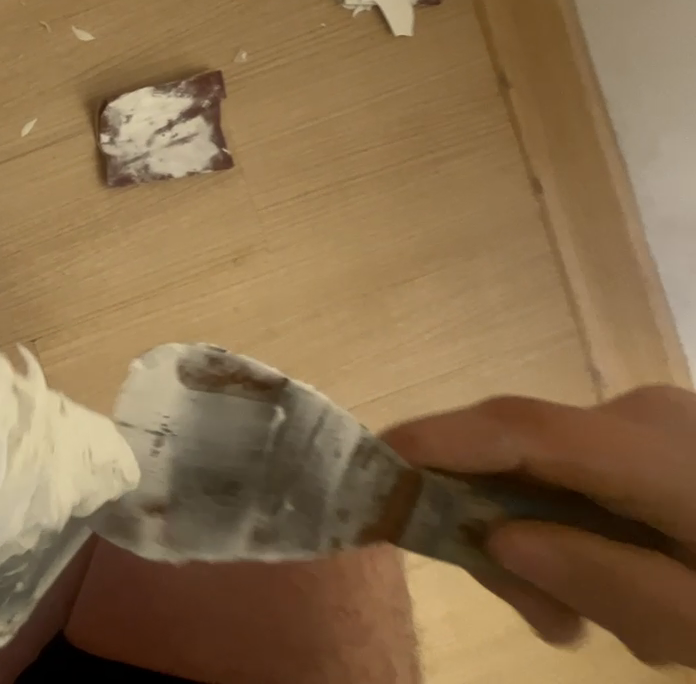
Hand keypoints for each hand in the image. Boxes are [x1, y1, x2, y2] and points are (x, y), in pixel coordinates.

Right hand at [385, 387, 695, 665]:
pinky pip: (578, 471)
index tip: (369, 467)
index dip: (437, 441)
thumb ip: (609, 582)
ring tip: (582, 621)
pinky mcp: (664, 442)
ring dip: (539, 535)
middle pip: (522, 451)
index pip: (523, 428)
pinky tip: (618, 587)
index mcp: (668, 451)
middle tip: (529, 614)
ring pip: (545, 465)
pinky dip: (573, 525)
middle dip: (497, 522)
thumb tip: (495, 538)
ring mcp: (659, 424)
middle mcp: (649, 413)